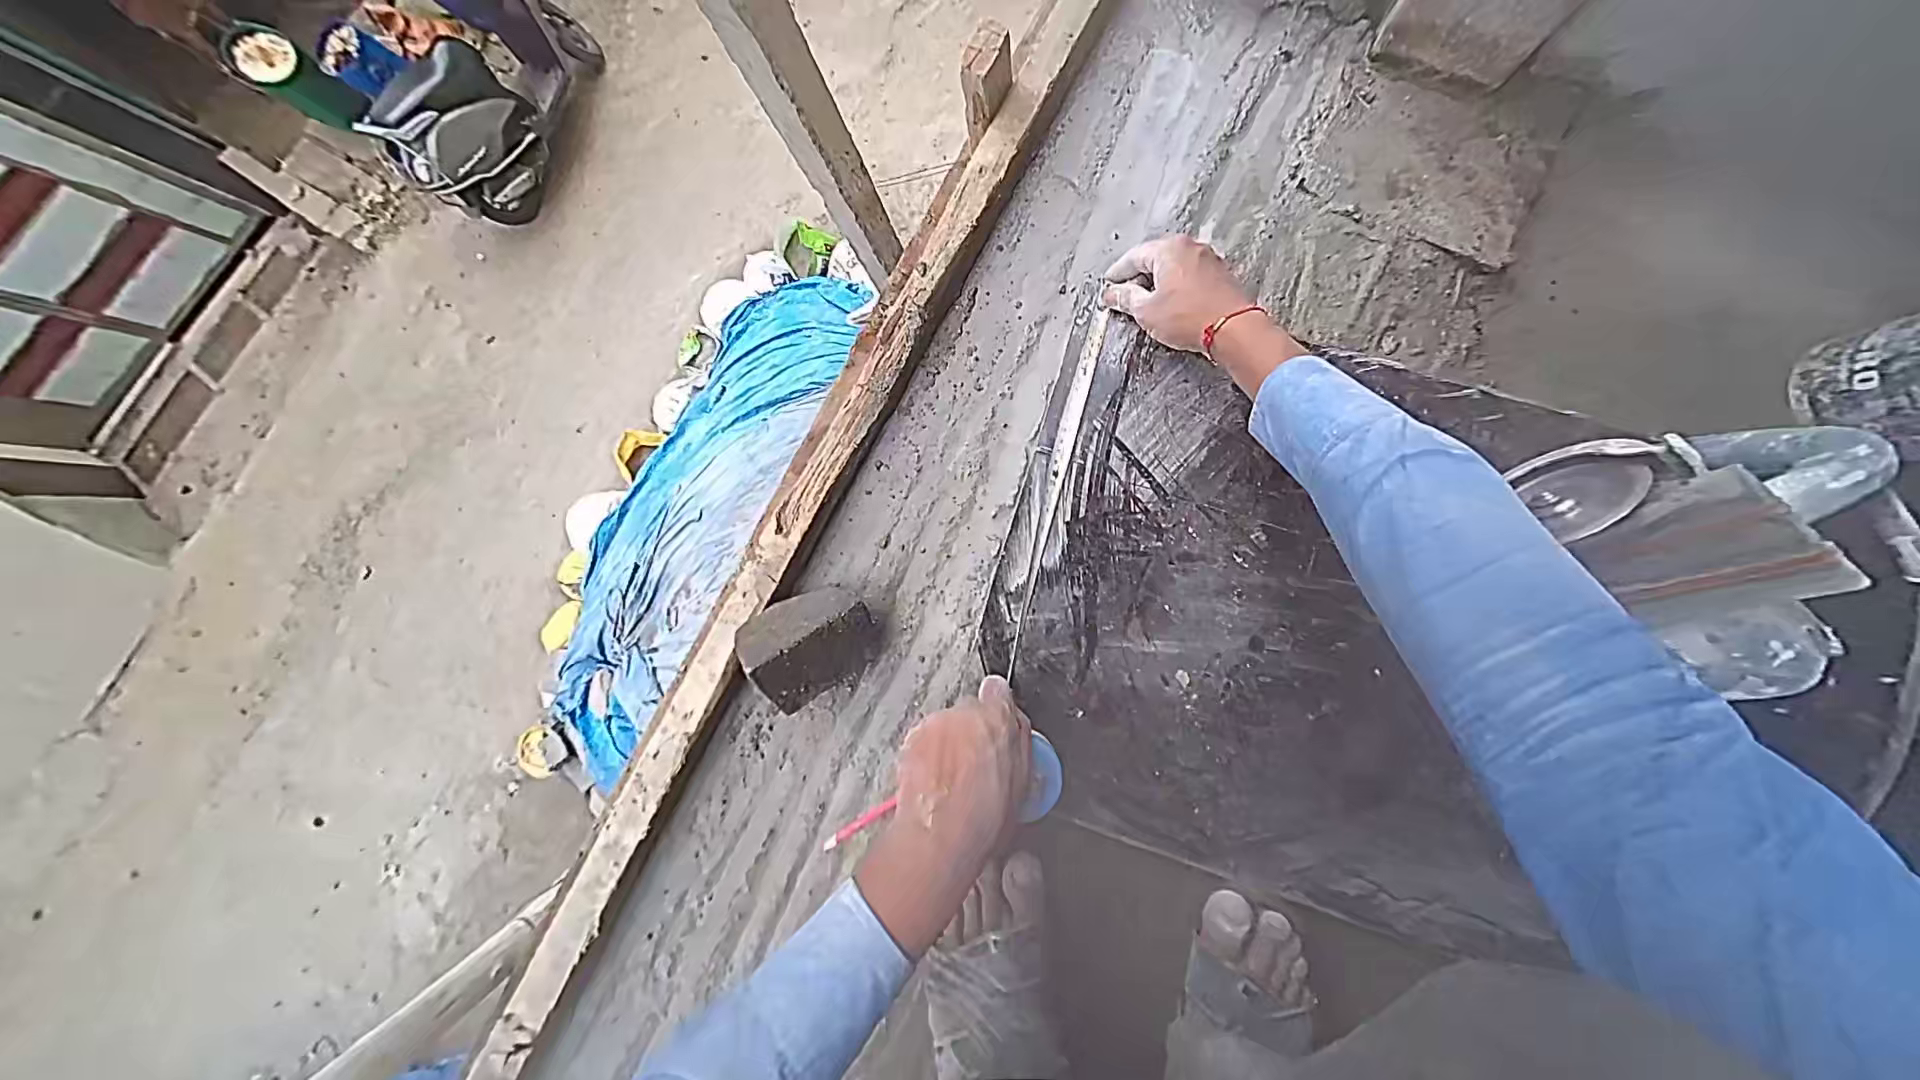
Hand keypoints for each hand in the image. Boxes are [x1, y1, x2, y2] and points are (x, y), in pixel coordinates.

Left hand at [855, 675, 1031, 954]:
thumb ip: (1019, 745)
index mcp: (1000, 720)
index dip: (998, 709)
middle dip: (973, 732)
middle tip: (976, 764)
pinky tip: (935, 782)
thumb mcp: (1022, 784)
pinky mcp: (912, 738)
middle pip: (971, 711)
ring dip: (949, 743)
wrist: (938, 838)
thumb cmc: (982, 819)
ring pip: (946, 725)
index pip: (999, 692)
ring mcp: (936, 724)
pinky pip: (925, 739)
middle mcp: (965, 713)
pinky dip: (929, 754)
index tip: (997, 725)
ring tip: (952, 781)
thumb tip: (1016, 731)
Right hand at [1102, 235, 1306, 395]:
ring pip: (1173, 266)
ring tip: (1148, 304)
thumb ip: (1125, 298)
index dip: (1117, 274)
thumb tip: (1112, 294)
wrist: (1233, 329)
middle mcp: (1190, 247)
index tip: (1109, 285)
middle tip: (1124, 295)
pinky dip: (1176, 286)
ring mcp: (1208, 259)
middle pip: (1154, 258)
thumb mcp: (1146, 311)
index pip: (1133, 257)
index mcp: (1168, 249)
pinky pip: (1189, 276)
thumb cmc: (1191, 317)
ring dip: (1158, 282)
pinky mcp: (1219, 275)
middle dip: (1138, 277)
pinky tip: (1172, 304)